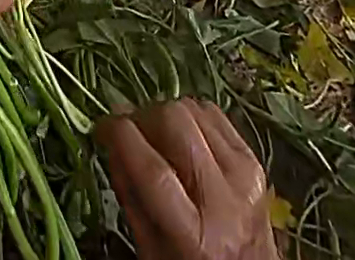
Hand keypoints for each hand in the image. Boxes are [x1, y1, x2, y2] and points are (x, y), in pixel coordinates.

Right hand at [96, 99, 276, 259]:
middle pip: (175, 124)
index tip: (101, 126)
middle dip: (142, 116)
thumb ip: (129, 194)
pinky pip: (212, 112)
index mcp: (194, 235)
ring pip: (191, 109)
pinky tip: (179, 133)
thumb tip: (110, 136)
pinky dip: (188, 114)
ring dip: (163, 113)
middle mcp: (224, 199)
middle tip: (128, 129)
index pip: (153, 170)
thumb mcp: (150, 249)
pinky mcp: (253, 158)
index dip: (120, 136)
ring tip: (153, 134)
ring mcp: (244, 174)